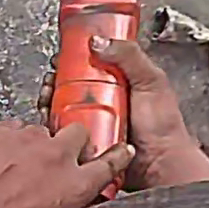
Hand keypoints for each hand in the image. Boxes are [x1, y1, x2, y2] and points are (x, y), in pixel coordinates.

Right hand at [39, 37, 208, 189]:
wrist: (159, 166)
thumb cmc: (162, 127)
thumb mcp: (151, 81)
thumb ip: (129, 57)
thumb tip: (97, 41)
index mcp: (117, 84)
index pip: (87, 67)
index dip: (69, 62)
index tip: (58, 60)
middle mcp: (100, 104)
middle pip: (67, 88)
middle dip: (52, 84)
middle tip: (49, 84)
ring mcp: (90, 124)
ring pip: (59, 110)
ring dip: (47, 104)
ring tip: (46, 102)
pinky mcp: (82, 145)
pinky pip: (60, 134)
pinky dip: (50, 127)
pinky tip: (47, 123)